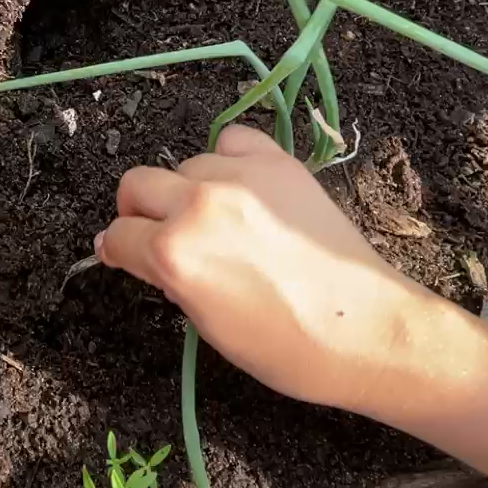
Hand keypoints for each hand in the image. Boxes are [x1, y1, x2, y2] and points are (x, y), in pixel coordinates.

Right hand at [95, 124, 454, 414]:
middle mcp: (197, 205)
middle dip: (137, 212)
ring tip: (217, 219)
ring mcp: (238, 178)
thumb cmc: (287, 346)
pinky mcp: (276, 162)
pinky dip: (226, 160)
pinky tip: (238, 187)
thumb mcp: (206, 325)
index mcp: (174, 253)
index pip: (118, 235)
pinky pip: (230, 141)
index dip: (118, 250)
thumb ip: (165, 278)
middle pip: (135, 184)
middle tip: (157, 233)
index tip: (124, 254)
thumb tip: (137, 252)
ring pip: (183, 166)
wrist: (369, 329)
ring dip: (186, 191)